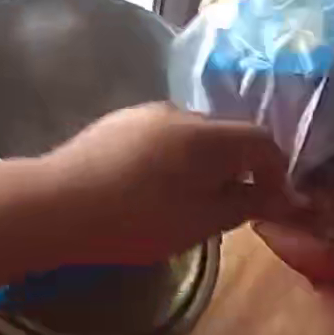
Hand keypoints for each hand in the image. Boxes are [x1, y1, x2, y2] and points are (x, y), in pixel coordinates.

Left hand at [25, 103, 288, 266]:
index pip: (260, 140)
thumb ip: (243, 203)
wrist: (56, 204)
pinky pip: (157, 136)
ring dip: (199, 163)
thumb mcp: (199, 222)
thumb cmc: (135, 219)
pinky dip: (168, 158)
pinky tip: (147, 187)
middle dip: (234, 167)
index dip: (275, 171)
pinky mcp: (114, 123)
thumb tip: (277, 195)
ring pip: (187, 136)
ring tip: (182, 201)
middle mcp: (176, 112)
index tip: (272, 201)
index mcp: (205, 134)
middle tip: (225, 206)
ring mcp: (140, 113)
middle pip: (222, 135)